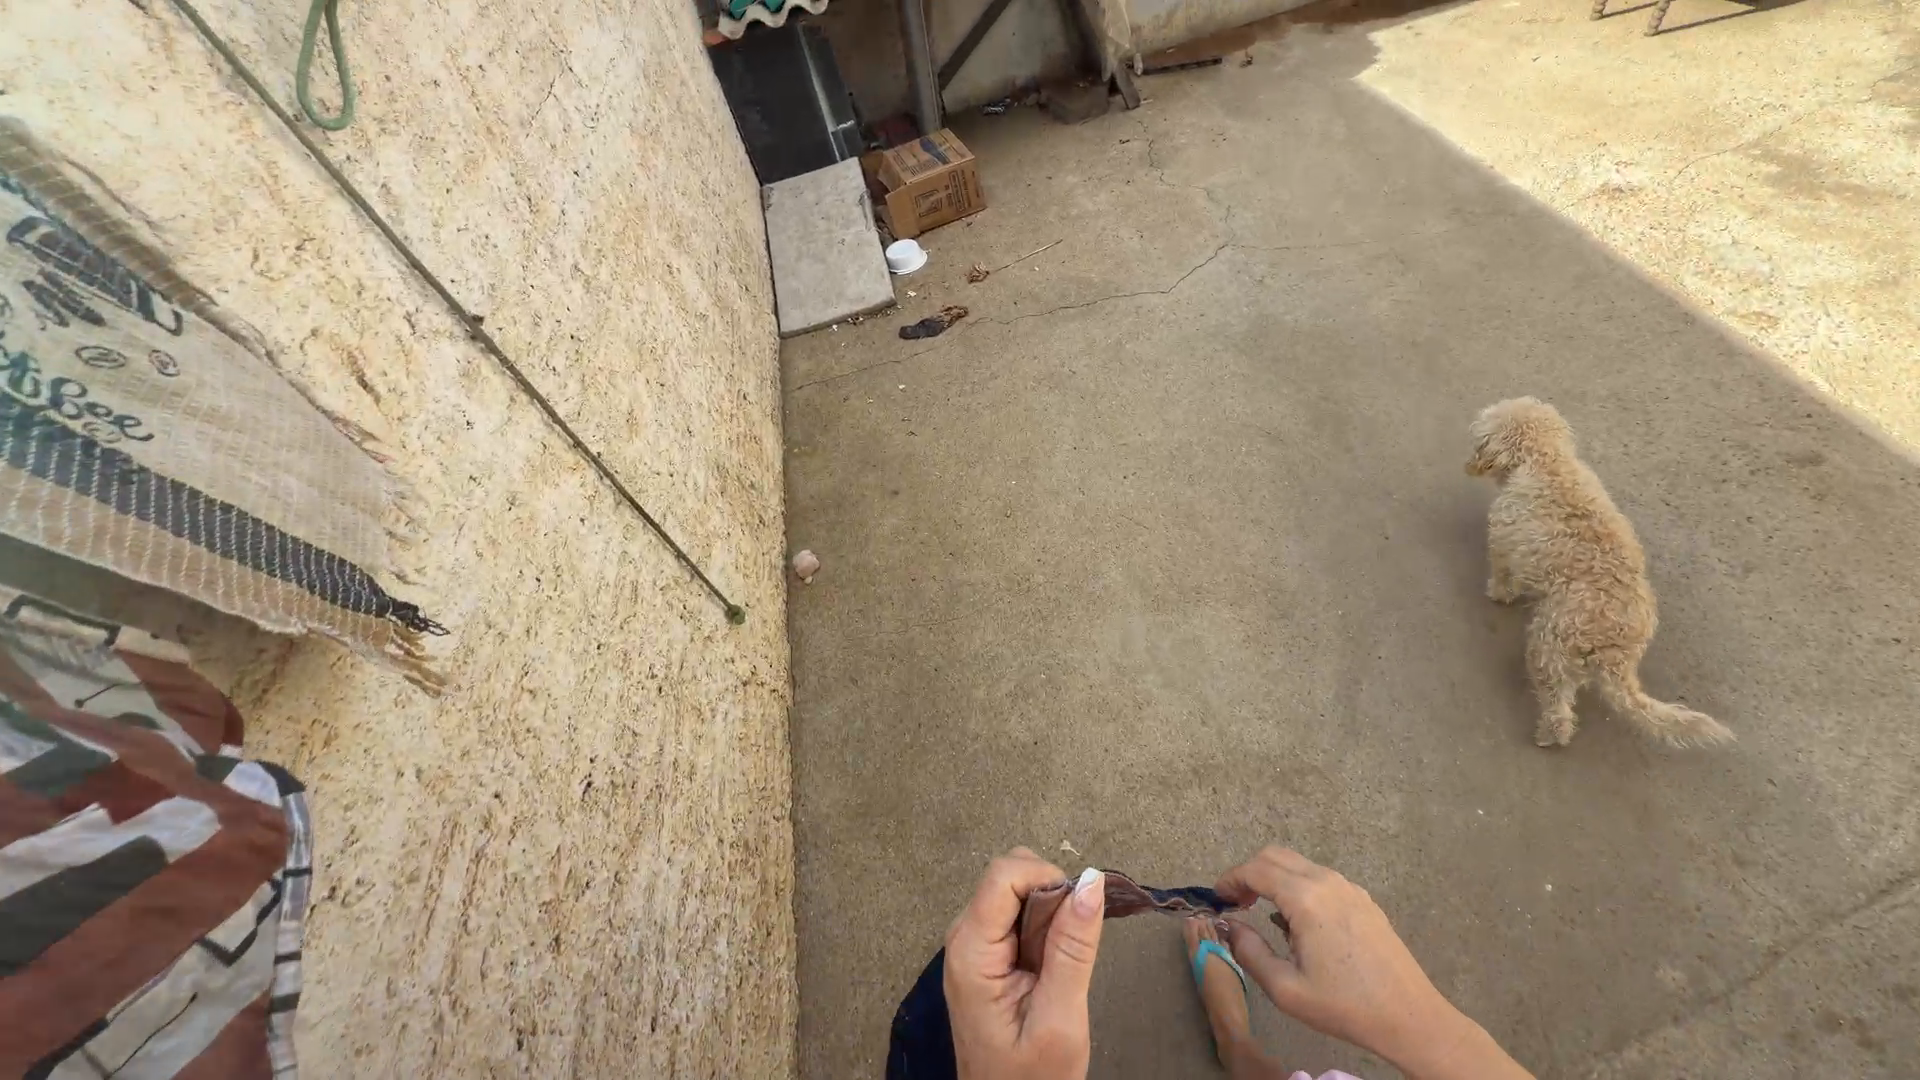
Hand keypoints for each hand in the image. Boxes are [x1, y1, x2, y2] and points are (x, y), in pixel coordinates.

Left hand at [943, 849, 1106, 1079]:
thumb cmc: (1034, 1079)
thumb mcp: (1060, 1019)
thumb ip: (1073, 948)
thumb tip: (1092, 881)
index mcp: (971, 950)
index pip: (1003, 874)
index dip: (1046, 878)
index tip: (1078, 913)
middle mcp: (963, 935)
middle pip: (1007, 875)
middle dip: (1049, 892)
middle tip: (1072, 943)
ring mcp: (972, 941)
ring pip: (1014, 888)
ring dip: (1048, 908)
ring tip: (1062, 959)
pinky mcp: (985, 950)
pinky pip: (1015, 912)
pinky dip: (1042, 922)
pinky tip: (1052, 961)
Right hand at [1214, 847, 1531, 1079]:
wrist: (1413, 1020)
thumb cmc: (1346, 1007)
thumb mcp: (1286, 989)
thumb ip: (1249, 951)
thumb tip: (1231, 925)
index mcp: (1305, 898)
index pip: (1255, 869)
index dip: (1230, 879)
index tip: (1219, 900)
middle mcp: (1326, 882)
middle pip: (1274, 856)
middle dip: (1249, 873)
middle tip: (1237, 902)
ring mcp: (1348, 887)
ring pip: (1297, 864)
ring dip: (1274, 878)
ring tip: (1264, 913)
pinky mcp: (1363, 899)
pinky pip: (1319, 878)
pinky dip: (1297, 886)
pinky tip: (1299, 922)